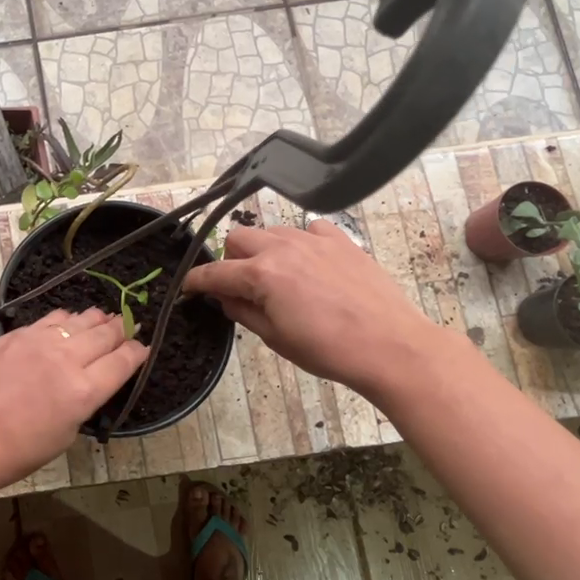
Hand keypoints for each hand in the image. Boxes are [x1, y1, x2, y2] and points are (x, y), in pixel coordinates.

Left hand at [0, 309, 145, 496]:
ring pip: (78, 320)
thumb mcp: (62, 437)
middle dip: (121, 330)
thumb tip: (89, 384)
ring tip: (104, 318)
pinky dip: (65, 319)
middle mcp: (66, 359)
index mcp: (83, 393)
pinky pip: (49, 319)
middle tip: (129, 326)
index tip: (144, 347)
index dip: (137, 352)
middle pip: (104, 334)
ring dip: (96, 319)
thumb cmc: (12, 454)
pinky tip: (67, 320)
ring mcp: (37, 342)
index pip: (122, 362)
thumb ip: (81, 405)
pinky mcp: (14, 335)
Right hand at [181, 220, 461, 401]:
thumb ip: (243, 311)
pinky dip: (301, 242)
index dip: (197, 281)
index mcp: (262, 275)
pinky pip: (310, 229)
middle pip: (239, 238)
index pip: (216, 272)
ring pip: (272, 231)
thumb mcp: (275, 338)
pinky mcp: (342, 241)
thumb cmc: (329, 350)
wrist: (390, 346)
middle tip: (240, 286)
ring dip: (264, 250)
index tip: (189, 286)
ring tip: (277, 277)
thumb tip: (225, 298)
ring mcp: (315, 240)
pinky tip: (310, 265)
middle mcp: (283, 247)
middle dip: (231, 259)